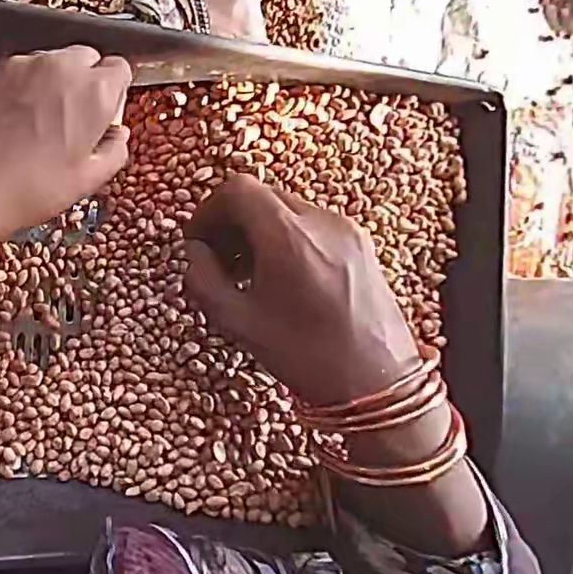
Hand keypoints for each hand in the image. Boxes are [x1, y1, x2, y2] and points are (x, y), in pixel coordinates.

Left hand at [0, 46, 131, 242]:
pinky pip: (15, 73)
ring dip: (50, 83)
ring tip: (37, 125)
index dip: (113, 92)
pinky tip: (11, 123)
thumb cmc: (29, 187)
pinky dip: (18, 90)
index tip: (103, 114)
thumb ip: (114, 151)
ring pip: (48, 63)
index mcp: (95, 91)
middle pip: (84, 58)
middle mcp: (60, 66)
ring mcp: (21, 66)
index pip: (120, 68)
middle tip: (71, 120)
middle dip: (82, 82)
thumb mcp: (87, 180)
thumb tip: (117, 137)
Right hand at [181, 174, 419, 406]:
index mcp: (287, 237)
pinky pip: (310, 225)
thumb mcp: (237, 321)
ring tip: (247, 272)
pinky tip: (279, 276)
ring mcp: (346, 230)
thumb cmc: (306, 355)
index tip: (198, 238)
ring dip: (257, 230)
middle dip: (230, 221)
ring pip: (285, 209)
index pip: (237, 190)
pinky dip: (284, 238)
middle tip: (217, 257)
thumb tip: (193, 252)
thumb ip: (203, 278)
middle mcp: (320, 222)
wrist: (379, 383)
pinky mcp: (360, 244)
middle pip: (261, 195)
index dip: (208, 210)